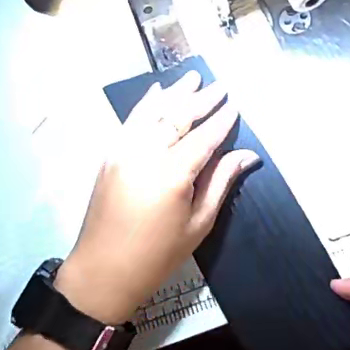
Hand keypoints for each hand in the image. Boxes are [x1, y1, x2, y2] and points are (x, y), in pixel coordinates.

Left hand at [58, 70, 258, 323]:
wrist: (102, 272)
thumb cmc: (157, 255)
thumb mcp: (199, 223)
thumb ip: (221, 181)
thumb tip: (247, 155)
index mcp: (172, 175)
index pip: (204, 137)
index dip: (222, 120)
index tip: (235, 104)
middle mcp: (145, 155)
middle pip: (177, 118)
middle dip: (200, 100)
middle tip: (220, 86)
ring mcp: (123, 152)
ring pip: (152, 113)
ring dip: (174, 94)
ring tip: (193, 78)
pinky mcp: (110, 156)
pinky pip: (131, 121)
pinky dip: (146, 104)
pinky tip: (157, 93)